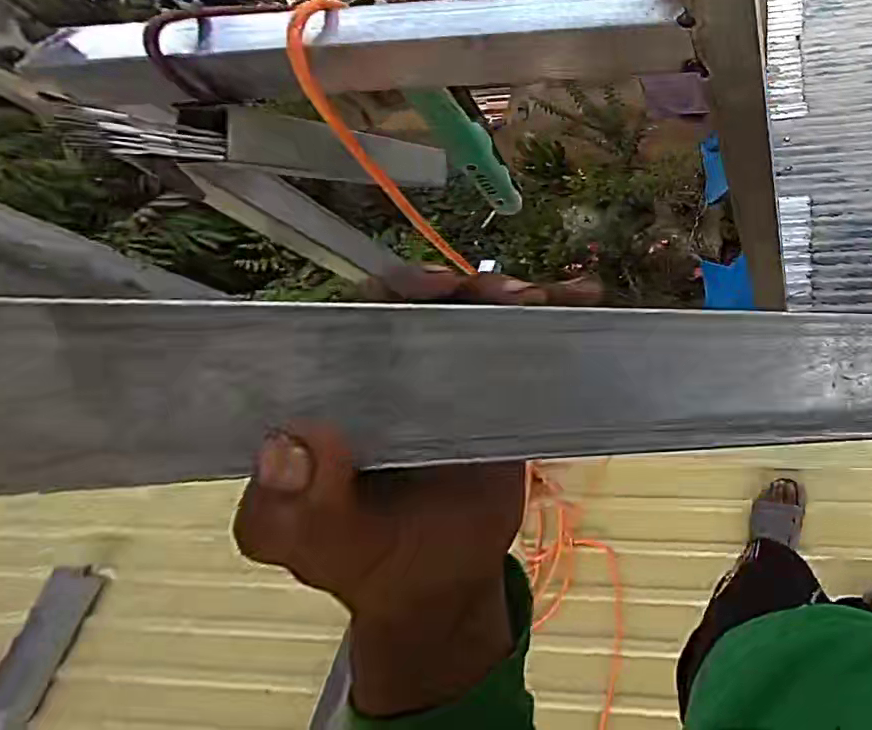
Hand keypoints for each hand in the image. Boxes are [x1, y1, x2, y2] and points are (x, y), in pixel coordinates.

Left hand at [234, 266, 592, 715]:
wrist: (445, 583)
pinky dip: (554, 314)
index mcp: (344, 384)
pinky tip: (582, 299)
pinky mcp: (498, 382)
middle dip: (471, 288)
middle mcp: (396, 362)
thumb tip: (289, 443)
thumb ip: (289, 508)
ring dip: (518, 293)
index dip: (393, 290)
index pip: (361, 314)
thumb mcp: (318, 544)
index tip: (434, 289)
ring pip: (481, 311)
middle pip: (432, 302)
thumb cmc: (370, 560)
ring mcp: (450, 368)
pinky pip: (524, 339)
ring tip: (550, 299)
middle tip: (512, 296)